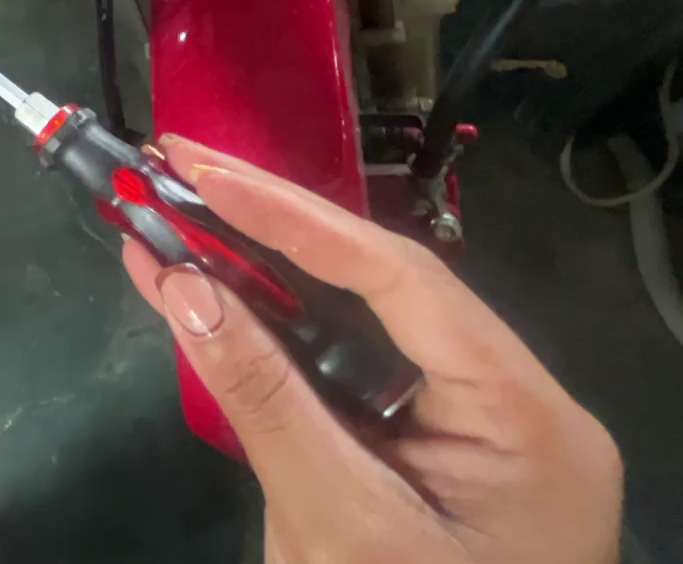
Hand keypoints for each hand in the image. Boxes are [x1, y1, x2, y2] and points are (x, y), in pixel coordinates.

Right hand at [123, 136, 621, 563]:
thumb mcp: (339, 520)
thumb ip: (262, 396)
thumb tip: (180, 280)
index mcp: (519, 412)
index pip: (398, 277)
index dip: (291, 216)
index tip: (202, 174)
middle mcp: (485, 388)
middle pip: (364, 272)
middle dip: (261, 214)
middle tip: (174, 161)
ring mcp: (432, 404)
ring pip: (327, 302)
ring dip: (237, 253)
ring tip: (163, 201)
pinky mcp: (380, 419)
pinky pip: (304, 345)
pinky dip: (236, 309)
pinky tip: (176, 276)